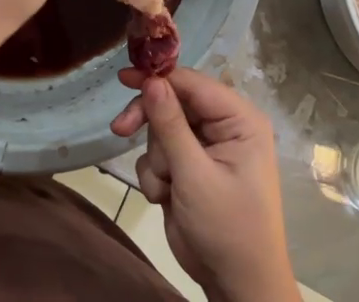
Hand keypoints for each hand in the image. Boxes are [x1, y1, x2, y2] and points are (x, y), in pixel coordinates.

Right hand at [111, 68, 298, 301]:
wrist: (236, 284)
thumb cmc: (227, 226)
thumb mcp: (195, 174)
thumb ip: (170, 125)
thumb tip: (151, 80)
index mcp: (239, 120)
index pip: (193, 83)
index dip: (158, 78)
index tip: (124, 78)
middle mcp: (224, 127)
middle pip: (173, 103)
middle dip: (150, 123)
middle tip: (119, 130)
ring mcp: (206, 149)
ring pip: (161, 130)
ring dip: (155, 159)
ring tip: (165, 187)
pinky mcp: (189, 169)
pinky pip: (159, 155)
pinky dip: (155, 175)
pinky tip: (164, 197)